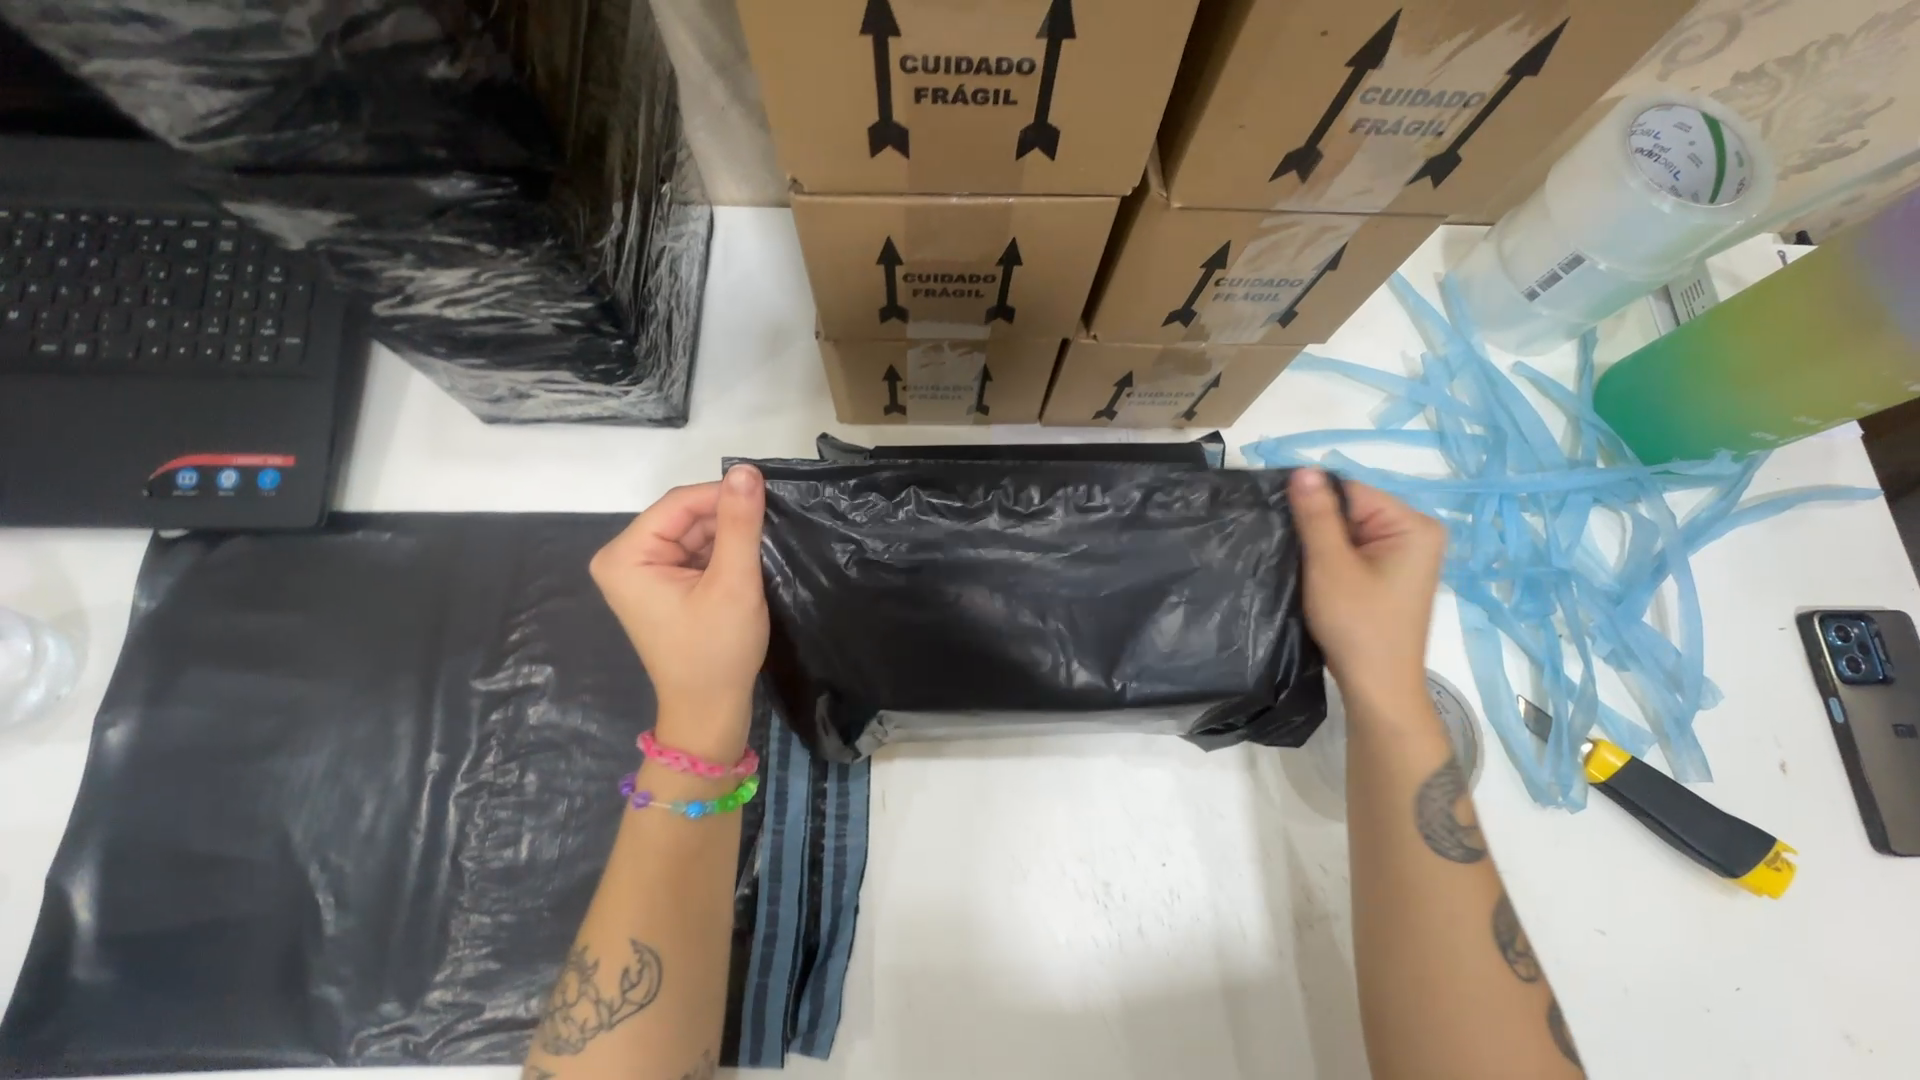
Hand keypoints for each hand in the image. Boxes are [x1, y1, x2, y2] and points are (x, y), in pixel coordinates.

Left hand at [591, 465, 768, 758]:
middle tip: (773, 527)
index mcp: (625, 556)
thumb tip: (747, 470)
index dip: (724, 495)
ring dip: (729, 537)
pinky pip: (695, 554)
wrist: (710, 711)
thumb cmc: (716, 650)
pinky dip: (723, 554)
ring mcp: (642, 573)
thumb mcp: (733, 582)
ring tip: (765, 547)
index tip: (770, 495)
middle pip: (685, 517)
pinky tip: (749, 562)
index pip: (679, 503)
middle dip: (728, 520)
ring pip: (694, 533)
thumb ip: (740, 523)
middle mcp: (625, 558)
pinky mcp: (662, 586)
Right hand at [1289, 468, 1446, 713]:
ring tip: (1297, 562)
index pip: (1350, 491)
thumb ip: (1316, 515)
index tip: (1280, 523)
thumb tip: (1302, 469)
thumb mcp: (1329, 565)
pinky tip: (1313, 575)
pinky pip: (1353, 551)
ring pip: (1348, 532)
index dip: (1312, 503)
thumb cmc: (1358, 625)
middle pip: (1350, 510)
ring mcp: (1405, 556)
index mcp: (1413, 525)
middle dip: (1317, 526)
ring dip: (1321, 545)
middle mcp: (1416, 533)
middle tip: (1287, 547)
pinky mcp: (1390, 575)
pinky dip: (1330, 559)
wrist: (1377, 687)